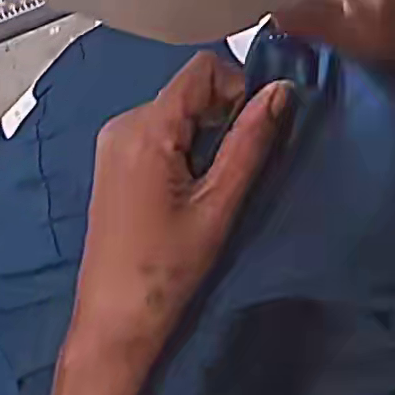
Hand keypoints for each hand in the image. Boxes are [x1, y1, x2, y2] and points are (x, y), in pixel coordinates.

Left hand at [37, 54, 290, 394]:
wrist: (113, 325)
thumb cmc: (168, 269)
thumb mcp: (219, 203)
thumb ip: (251, 140)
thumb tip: (282, 89)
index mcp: (147, 127)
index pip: (202, 69)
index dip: (237, 86)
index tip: (254, 128)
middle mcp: (124, 122)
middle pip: (190, 88)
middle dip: (223, 112)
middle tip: (237, 163)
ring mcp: (114, 140)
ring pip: (178, 107)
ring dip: (207, 130)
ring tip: (214, 180)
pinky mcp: (114, 158)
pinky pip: (160, 127)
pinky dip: (186, 142)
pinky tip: (191, 185)